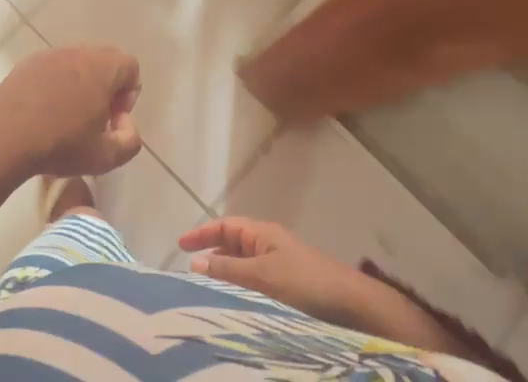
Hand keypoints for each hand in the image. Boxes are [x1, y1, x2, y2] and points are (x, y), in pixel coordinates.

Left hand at [0, 46, 142, 178]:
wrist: (4, 140)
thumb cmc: (60, 145)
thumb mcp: (106, 156)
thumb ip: (130, 140)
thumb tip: (123, 123)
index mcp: (102, 67)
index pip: (130, 66)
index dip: (129, 93)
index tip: (113, 119)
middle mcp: (78, 52)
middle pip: (105, 61)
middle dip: (107, 87)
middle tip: (95, 118)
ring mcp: (50, 55)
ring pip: (77, 63)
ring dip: (81, 85)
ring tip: (68, 117)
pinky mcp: (27, 63)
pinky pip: (52, 69)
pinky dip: (55, 85)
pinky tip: (44, 112)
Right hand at [179, 218, 375, 324]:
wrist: (348, 302)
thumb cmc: (303, 281)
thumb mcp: (262, 275)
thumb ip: (228, 270)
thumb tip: (194, 260)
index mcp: (262, 233)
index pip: (225, 226)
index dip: (202, 233)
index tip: (180, 245)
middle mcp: (268, 243)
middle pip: (232, 243)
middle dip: (210, 252)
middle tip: (187, 267)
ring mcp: (278, 263)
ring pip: (242, 263)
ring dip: (224, 271)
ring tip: (204, 287)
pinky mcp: (286, 284)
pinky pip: (253, 279)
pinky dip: (239, 285)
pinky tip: (232, 300)